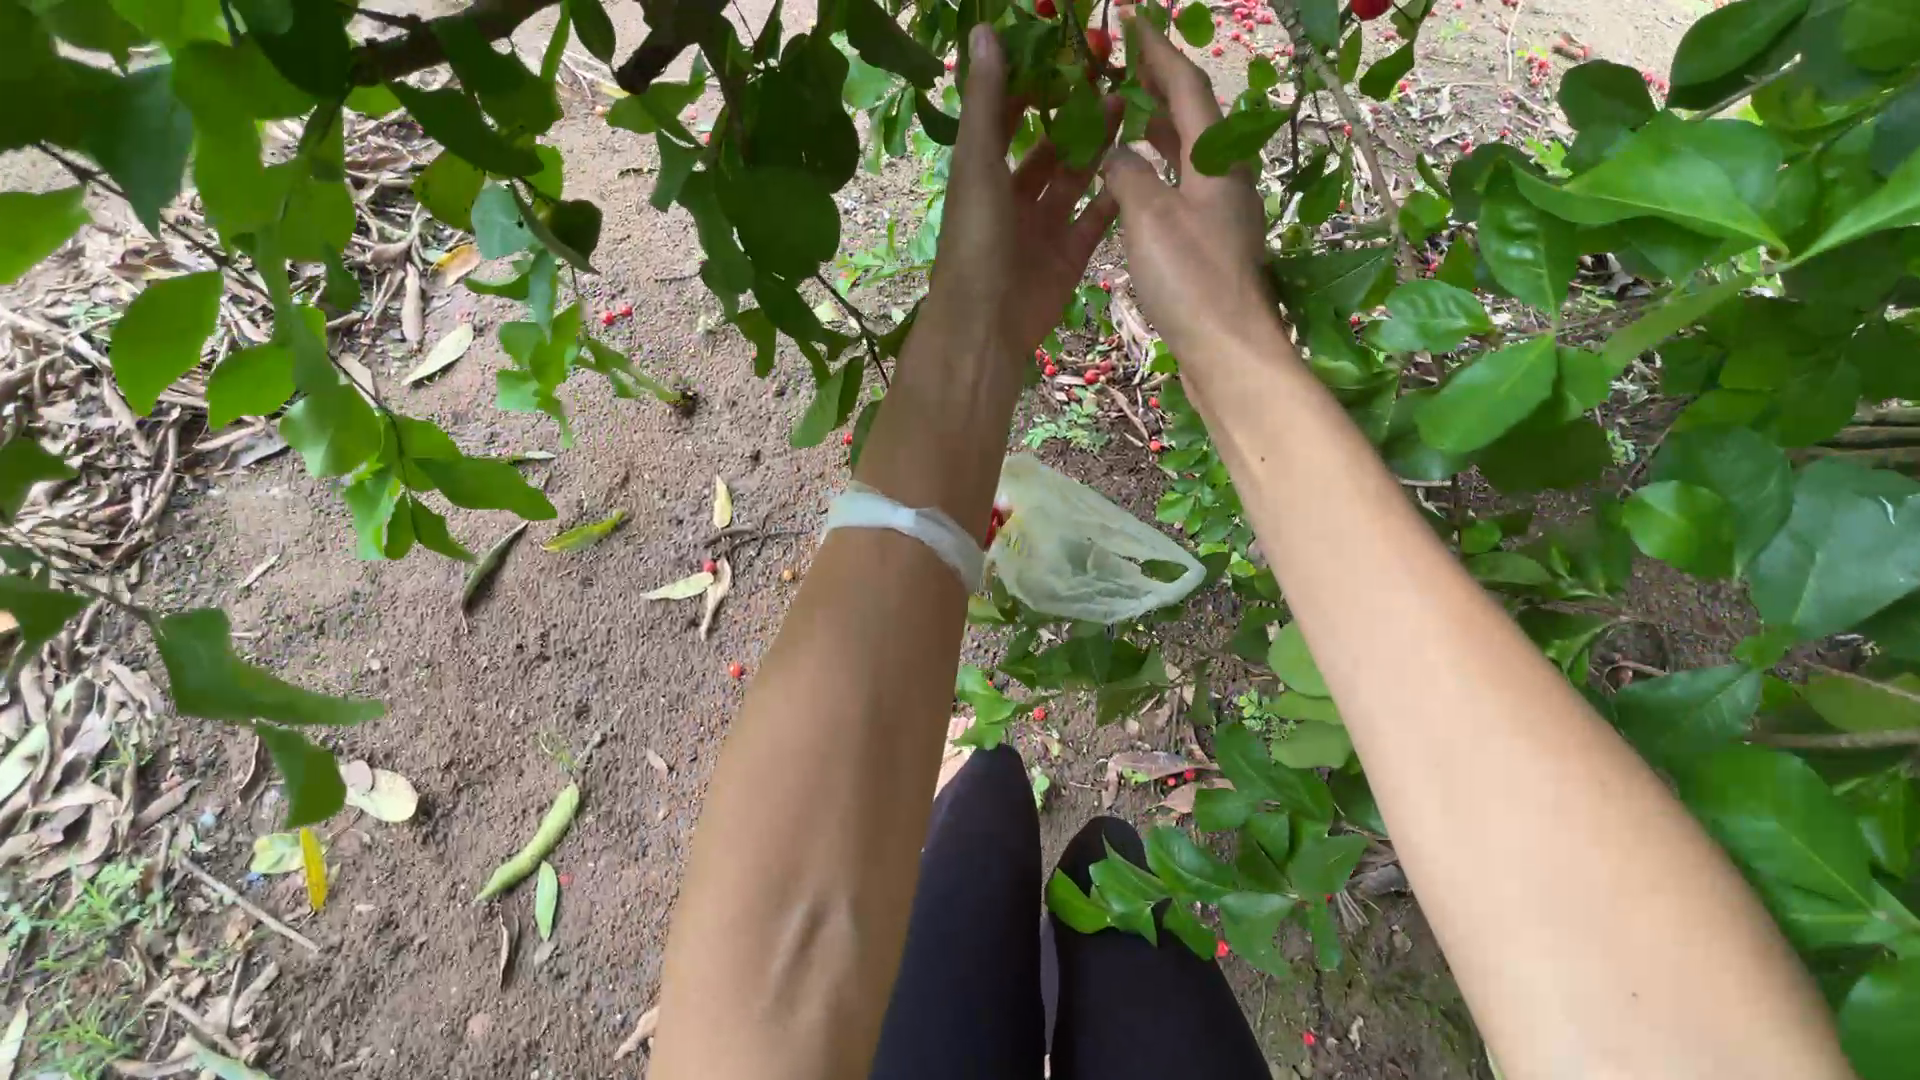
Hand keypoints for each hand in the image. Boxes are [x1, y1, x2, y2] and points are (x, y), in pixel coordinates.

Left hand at [922, 24, 1122, 365]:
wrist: (988, 322)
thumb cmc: (976, 238)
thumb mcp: (978, 162)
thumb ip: (985, 101)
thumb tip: (984, 30)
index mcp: (983, 176)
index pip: (1004, 120)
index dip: (1027, 87)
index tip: (1059, 52)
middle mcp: (1012, 200)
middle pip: (1046, 150)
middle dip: (1072, 116)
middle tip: (1106, 78)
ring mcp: (1042, 229)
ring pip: (1074, 180)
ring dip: (1096, 147)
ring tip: (1125, 107)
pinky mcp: (1069, 255)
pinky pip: (1094, 218)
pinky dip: (1113, 195)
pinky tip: (1138, 164)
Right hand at [1101, 12, 1273, 360]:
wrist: (1228, 349)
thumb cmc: (1190, 281)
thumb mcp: (1149, 219)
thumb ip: (1127, 175)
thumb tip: (1112, 151)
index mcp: (1215, 161)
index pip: (1187, 88)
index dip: (1158, 52)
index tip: (1133, 21)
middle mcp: (1225, 179)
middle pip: (1194, 118)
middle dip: (1159, 89)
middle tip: (1123, 71)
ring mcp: (1222, 214)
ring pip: (1189, 157)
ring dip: (1160, 132)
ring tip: (1127, 119)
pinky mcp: (1213, 246)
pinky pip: (1183, 191)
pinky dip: (1159, 174)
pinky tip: (1137, 187)